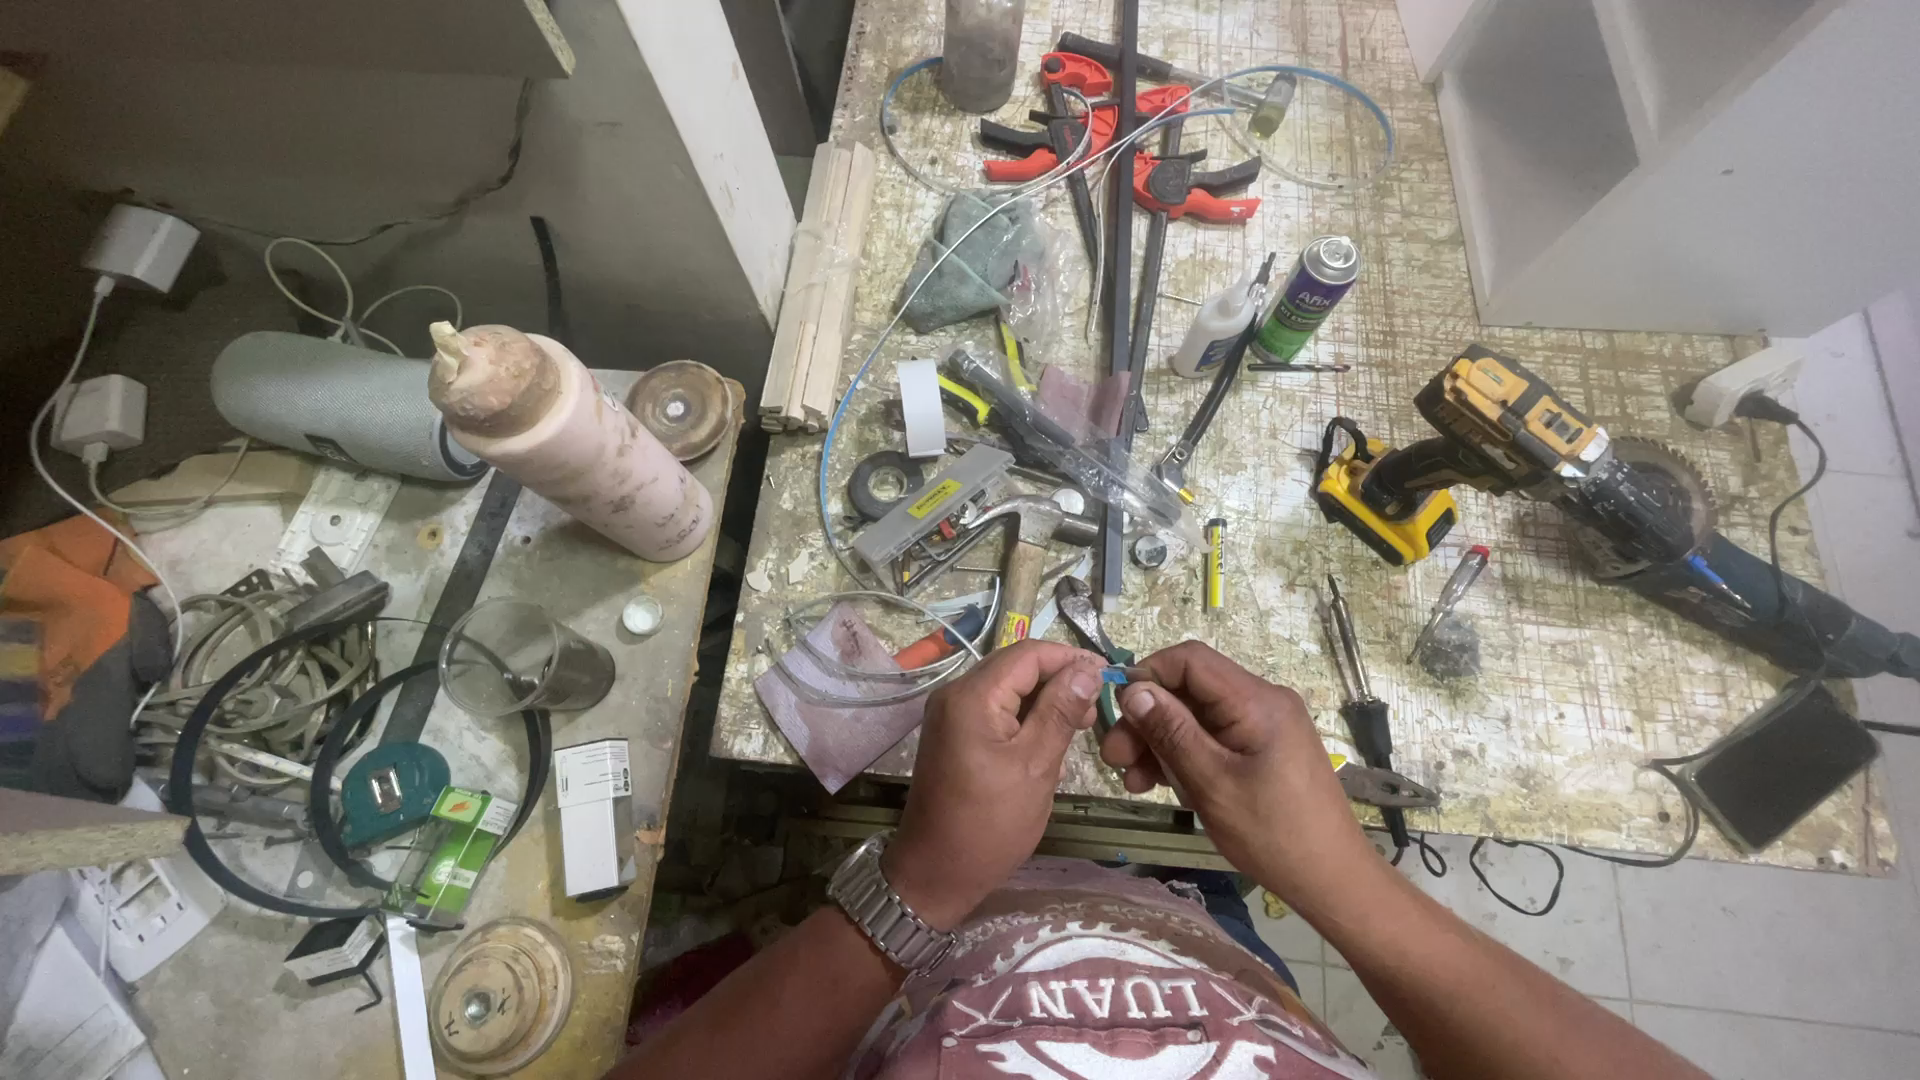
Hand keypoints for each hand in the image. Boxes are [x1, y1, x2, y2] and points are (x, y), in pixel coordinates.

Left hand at [883, 640, 1105, 929]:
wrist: (935, 872)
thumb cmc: (990, 823)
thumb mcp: (1036, 765)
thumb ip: (1060, 711)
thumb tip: (1088, 669)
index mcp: (972, 695)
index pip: (1027, 654)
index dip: (1069, 658)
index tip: (1107, 673)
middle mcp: (955, 693)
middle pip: (1015, 665)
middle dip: (1058, 677)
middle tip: (1096, 702)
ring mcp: (950, 713)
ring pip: (1006, 686)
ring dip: (1043, 696)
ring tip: (1080, 721)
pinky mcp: (953, 732)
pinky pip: (994, 707)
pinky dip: (1024, 714)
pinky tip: (1049, 735)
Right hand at [1100, 641, 1380, 908]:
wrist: (1333, 882)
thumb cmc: (1273, 834)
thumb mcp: (1212, 783)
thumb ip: (1171, 731)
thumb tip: (1132, 689)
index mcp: (1256, 701)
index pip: (1190, 660)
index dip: (1147, 674)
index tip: (1117, 709)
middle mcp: (1261, 702)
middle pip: (1188, 690)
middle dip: (1147, 719)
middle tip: (1114, 758)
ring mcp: (1261, 726)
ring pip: (1194, 716)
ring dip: (1158, 743)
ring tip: (1131, 780)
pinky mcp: (1260, 749)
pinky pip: (1210, 738)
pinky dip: (1182, 756)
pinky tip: (1160, 785)